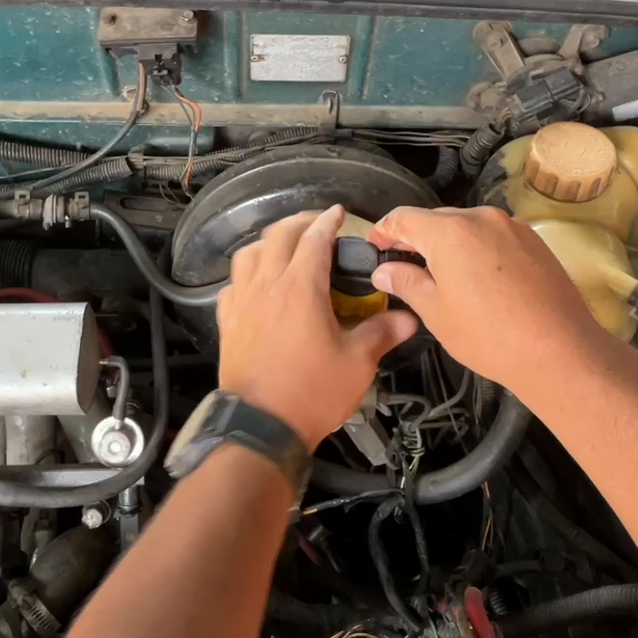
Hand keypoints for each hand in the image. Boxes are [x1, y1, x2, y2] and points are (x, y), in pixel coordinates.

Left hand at [217, 205, 419, 448]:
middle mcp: (267, 285)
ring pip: (249, 254)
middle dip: (299, 223)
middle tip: (317, 224)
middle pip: (278, 237)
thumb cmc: (311, 392)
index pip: (314, 239)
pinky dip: (246, 274)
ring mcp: (242, 301)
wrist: (260, 425)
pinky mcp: (228, 321)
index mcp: (301, 287)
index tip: (339, 212)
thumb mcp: (357, 363)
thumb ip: (382, 333)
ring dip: (269, 242)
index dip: (328, 221)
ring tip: (285, 246)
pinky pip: (233, 284)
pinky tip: (256, 283)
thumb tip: (409, 318)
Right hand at [367, 206, 606, 392]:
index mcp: (449, 232)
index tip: (374, 248)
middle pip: (436, 219)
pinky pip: (494, 237)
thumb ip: (406, 283)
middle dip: (416, 238)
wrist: (560, 351)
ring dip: (449, 244)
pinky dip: (478, 249)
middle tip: (403, 265)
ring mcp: (512, 227)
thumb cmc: (488, 335)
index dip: (383, 231)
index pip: (403, 217)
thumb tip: (384, 271)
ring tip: (442, 275)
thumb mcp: (435, 312)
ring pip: (467, 227)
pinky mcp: (534, 241)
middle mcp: (480, 218)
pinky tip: (478, 279)